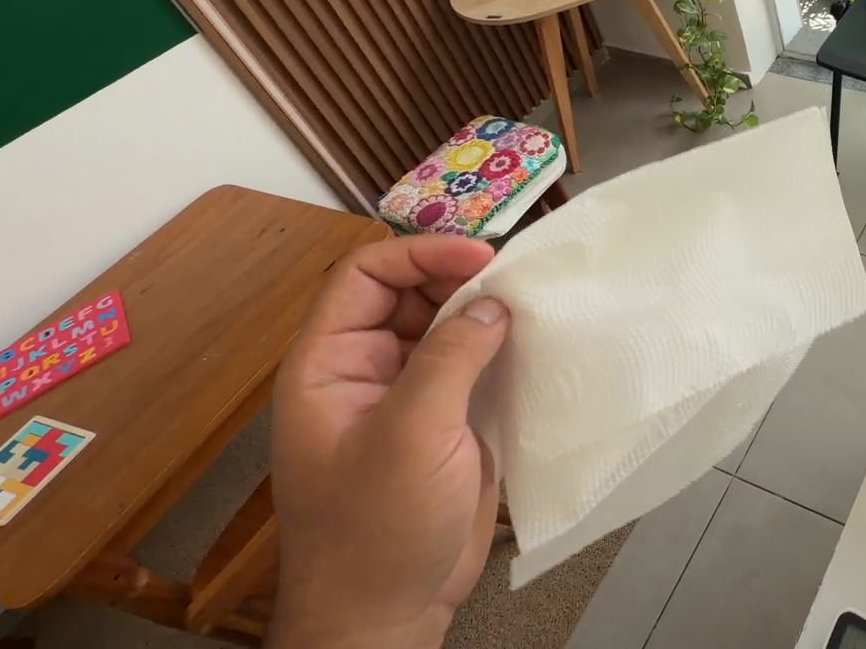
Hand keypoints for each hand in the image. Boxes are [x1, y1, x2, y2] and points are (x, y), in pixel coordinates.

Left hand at [268, 235, 506, 648]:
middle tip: (514, 281)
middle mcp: (368, 367)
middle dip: (460, 277)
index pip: (366, 276)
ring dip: (486, 309)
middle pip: (411, 291)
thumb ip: (450, 358)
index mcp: (332, 364)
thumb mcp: (410, 435)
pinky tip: (533, 339)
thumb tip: (493, 302)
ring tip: (530, 304)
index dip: (420, 254)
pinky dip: (503, 342)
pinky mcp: (448, 415)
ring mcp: (410, 391)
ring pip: (448, 322)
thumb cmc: (377, 529)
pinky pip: (474, 358)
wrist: (390, 612)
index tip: (481, 257)